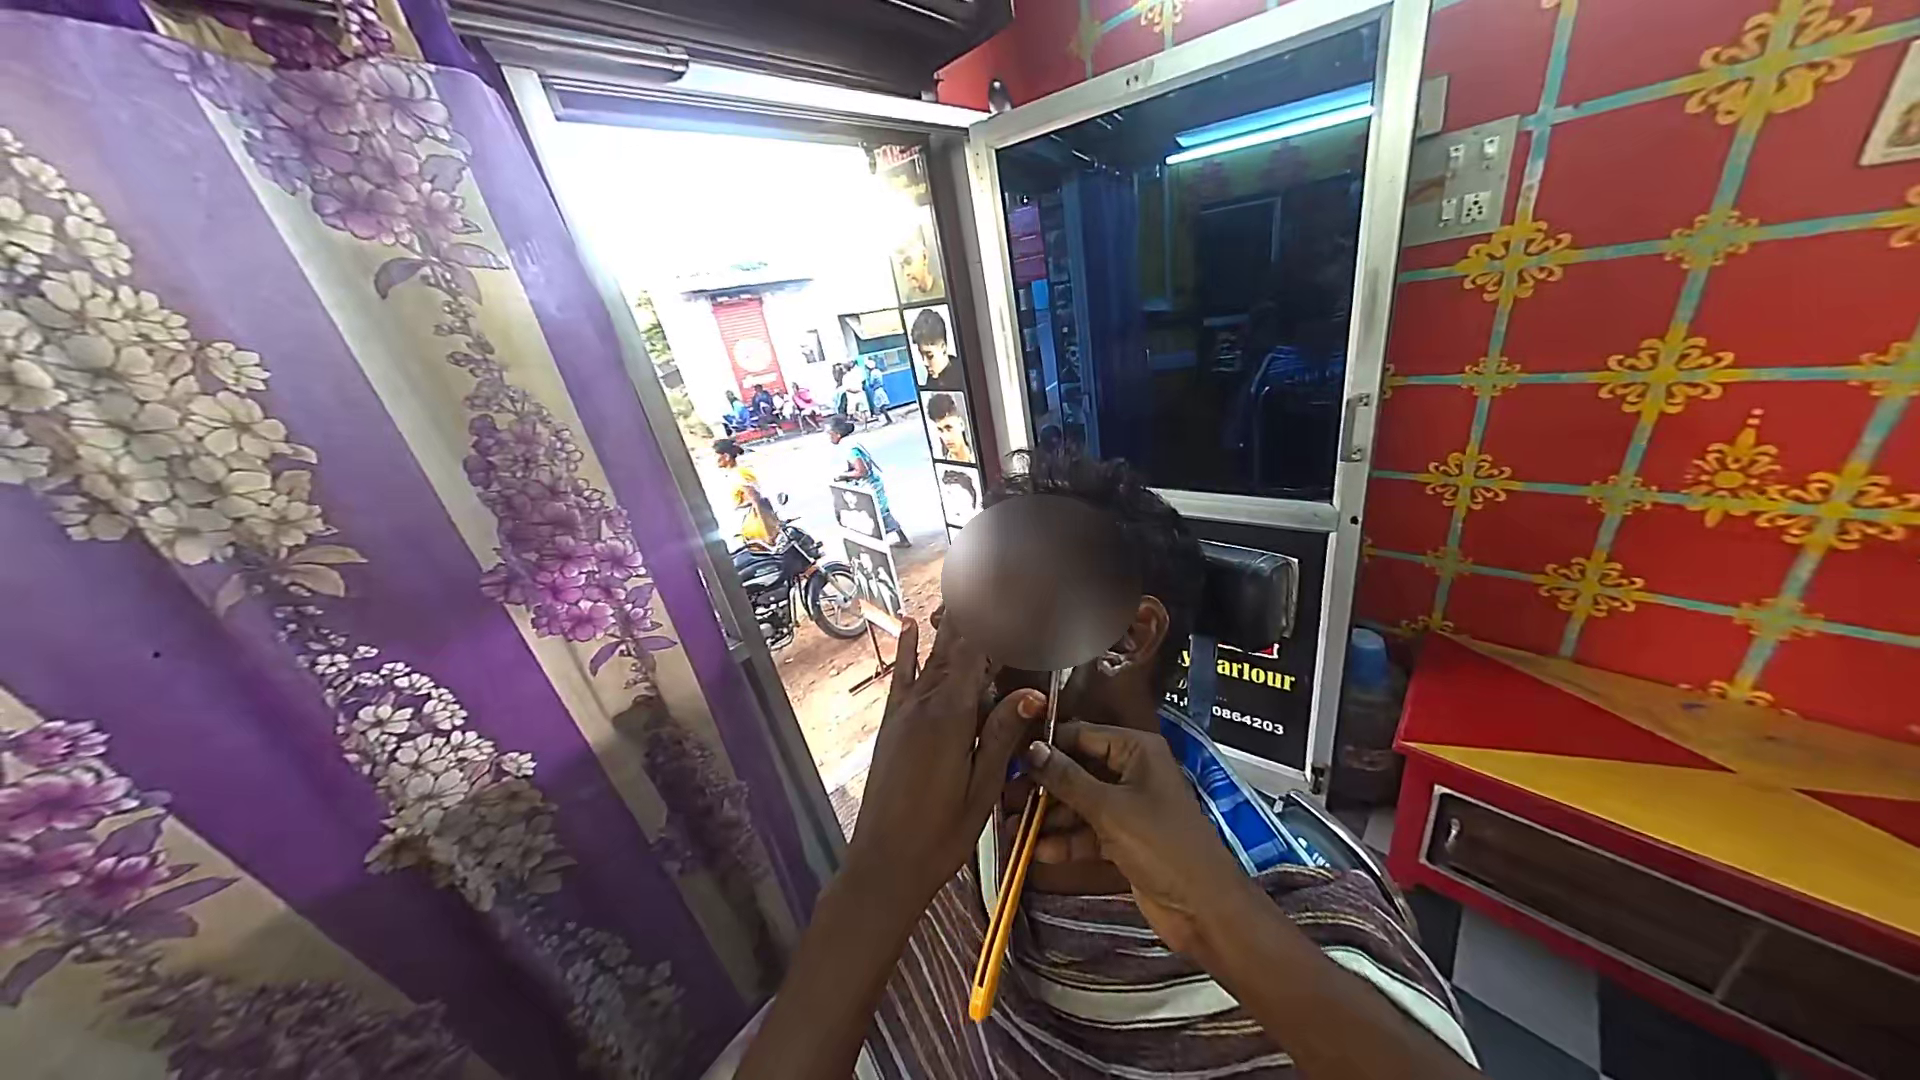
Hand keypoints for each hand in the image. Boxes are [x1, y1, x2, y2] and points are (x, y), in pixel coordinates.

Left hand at [845, 619, 1043, 909]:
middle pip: (954, 650)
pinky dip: (908, 649)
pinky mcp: (891, 723)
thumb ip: (1001, 735)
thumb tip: (1030, 693)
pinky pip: (901, 677)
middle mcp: (925, 704)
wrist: (884, 862)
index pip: (976, 657)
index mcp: (951, 717)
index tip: (1008, 596)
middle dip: (973, 617)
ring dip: (948, 626)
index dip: (993, 625)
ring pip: (932, 659)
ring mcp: (904, 712)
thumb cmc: (941, 833)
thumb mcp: (981, 787)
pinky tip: (910, 626)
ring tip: (961, 593)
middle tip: (990, 584)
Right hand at [1022, 722, 1258, 959]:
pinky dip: (1065, 840)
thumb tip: (1030, 749)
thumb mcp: (1109, 808)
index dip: (1046, 745)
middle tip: (1004, 796)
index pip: (1081, 735)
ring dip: (1048, 816)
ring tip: (1010, 826)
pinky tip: (1036, 850)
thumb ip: (1066, 778)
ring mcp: (1128, 806)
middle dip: (1042, 785)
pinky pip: (1087, 831)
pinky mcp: (1124, 839)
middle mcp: (1131, 771)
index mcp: (1136, 750)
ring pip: (1078, 803)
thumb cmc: (1162, 845)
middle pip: (1077, 769)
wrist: (1206, 911)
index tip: (1009, 755)